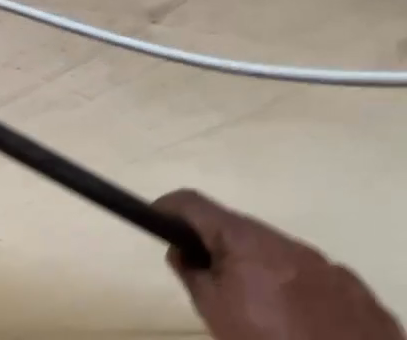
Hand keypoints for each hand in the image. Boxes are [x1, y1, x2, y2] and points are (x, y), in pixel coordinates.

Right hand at [156, 190, 402, 339]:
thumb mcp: (212, 308)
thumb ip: (190, 270)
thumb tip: (184, 251)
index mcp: (250, 243)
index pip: (194, 203)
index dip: (168, 207)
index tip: (157, 223)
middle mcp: (292, 246)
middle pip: (240, 229)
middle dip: (219, 245)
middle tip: (212, 278)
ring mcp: (334, 270)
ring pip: (280, 253)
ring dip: (261, 266)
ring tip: (263, 306)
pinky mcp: (363, 295)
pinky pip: (318, 278)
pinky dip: (299, 288)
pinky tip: (302, 318)